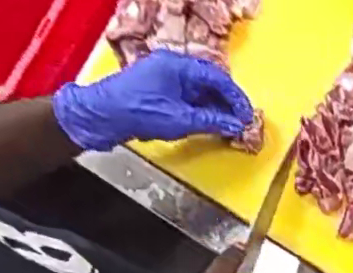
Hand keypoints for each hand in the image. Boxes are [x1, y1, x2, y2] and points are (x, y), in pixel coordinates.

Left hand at [52, 51, 253, 150]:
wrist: (105, 115)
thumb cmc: (140, 112)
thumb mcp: (180, 120)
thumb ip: (210, 121)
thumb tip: (235, 125)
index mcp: (178, 65)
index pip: (216, 77)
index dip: (236, 97)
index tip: (247, 116)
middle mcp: (173, 66)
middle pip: (210, 82)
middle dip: (228, 103)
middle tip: (241, 123)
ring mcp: (167, 77)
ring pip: (201, 91)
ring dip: (217, 108)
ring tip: (230, 126)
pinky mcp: (162, 90)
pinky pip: (190, 97)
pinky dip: (204, 110)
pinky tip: (212, 124)